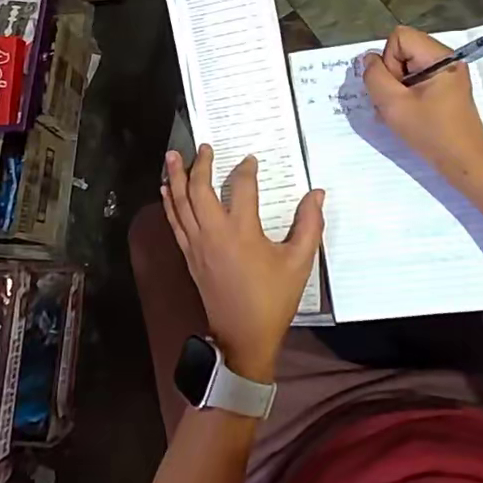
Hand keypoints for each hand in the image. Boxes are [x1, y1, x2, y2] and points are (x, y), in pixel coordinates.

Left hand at [161, 145, 324, 381]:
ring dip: (176, 178)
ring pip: (180, 204)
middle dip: (200, 165)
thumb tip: (316, 193)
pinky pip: (175, 222)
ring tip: (172, 156)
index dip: (246, 170)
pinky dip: (169, 203)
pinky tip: (166, 191)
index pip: (242, 188)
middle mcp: (213, 233)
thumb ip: (309, 225)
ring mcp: (196, 245)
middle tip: (203, 146)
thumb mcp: (299, 262)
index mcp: (241, 231)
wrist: (243, 337)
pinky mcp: (189, 256)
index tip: (251, 159)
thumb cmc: (273, 298)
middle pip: (199, 190)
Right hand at [361, 26, 482, 175]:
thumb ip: (374, 77)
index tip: (397, 89)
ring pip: (406, 66)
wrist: (464, 161)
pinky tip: (407, 114)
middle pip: (403, 50)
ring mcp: (447, 74)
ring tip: (401, 112)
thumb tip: (369, 60)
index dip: (389, 61)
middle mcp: (446, 59)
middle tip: (397, 103)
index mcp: (440, 57)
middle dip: (391, 75)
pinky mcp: (445, 88)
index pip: (399, 38)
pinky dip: (406, 94)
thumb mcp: (393, 105)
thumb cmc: (431, 133)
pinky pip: (416, 79)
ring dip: (396, 87)